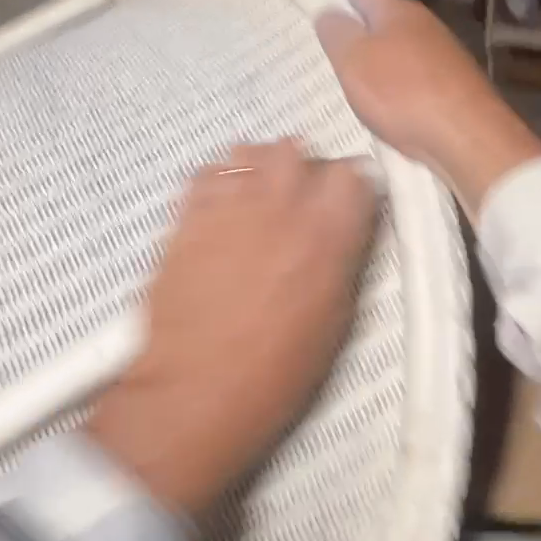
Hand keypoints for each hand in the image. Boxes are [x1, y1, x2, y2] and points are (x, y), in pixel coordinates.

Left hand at [86, 140, 376, 516]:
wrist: (197, 391)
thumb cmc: (270, 374)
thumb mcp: (334, 321)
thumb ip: (342, 259)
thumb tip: (346, 231)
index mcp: (326, 237)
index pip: (352, 173)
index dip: (349, 185)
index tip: (344, 196)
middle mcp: (279, 209)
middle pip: (296, 149)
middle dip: (299, 167)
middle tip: (297, 195)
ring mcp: (228, 207)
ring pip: (248, 151)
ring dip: (257, 168)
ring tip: (256, 197)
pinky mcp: (187, 217)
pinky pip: (204, 173)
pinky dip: (216, 181)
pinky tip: (219, 206)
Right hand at [314, 0, 540, 211]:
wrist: (468, 137)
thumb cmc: (403, 93)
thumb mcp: (355, 61)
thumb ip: (337, 33)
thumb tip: (328, 11)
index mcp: (396, 11)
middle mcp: (422, 23)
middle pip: (384, 9)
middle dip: (359, 9)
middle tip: (333, 12)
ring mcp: (441, 52)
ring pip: (400, 37)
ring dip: (377, 40)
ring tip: (354, 50)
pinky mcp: (451, 81)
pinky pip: (412, 64)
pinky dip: (393, 66)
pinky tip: (385, 83)